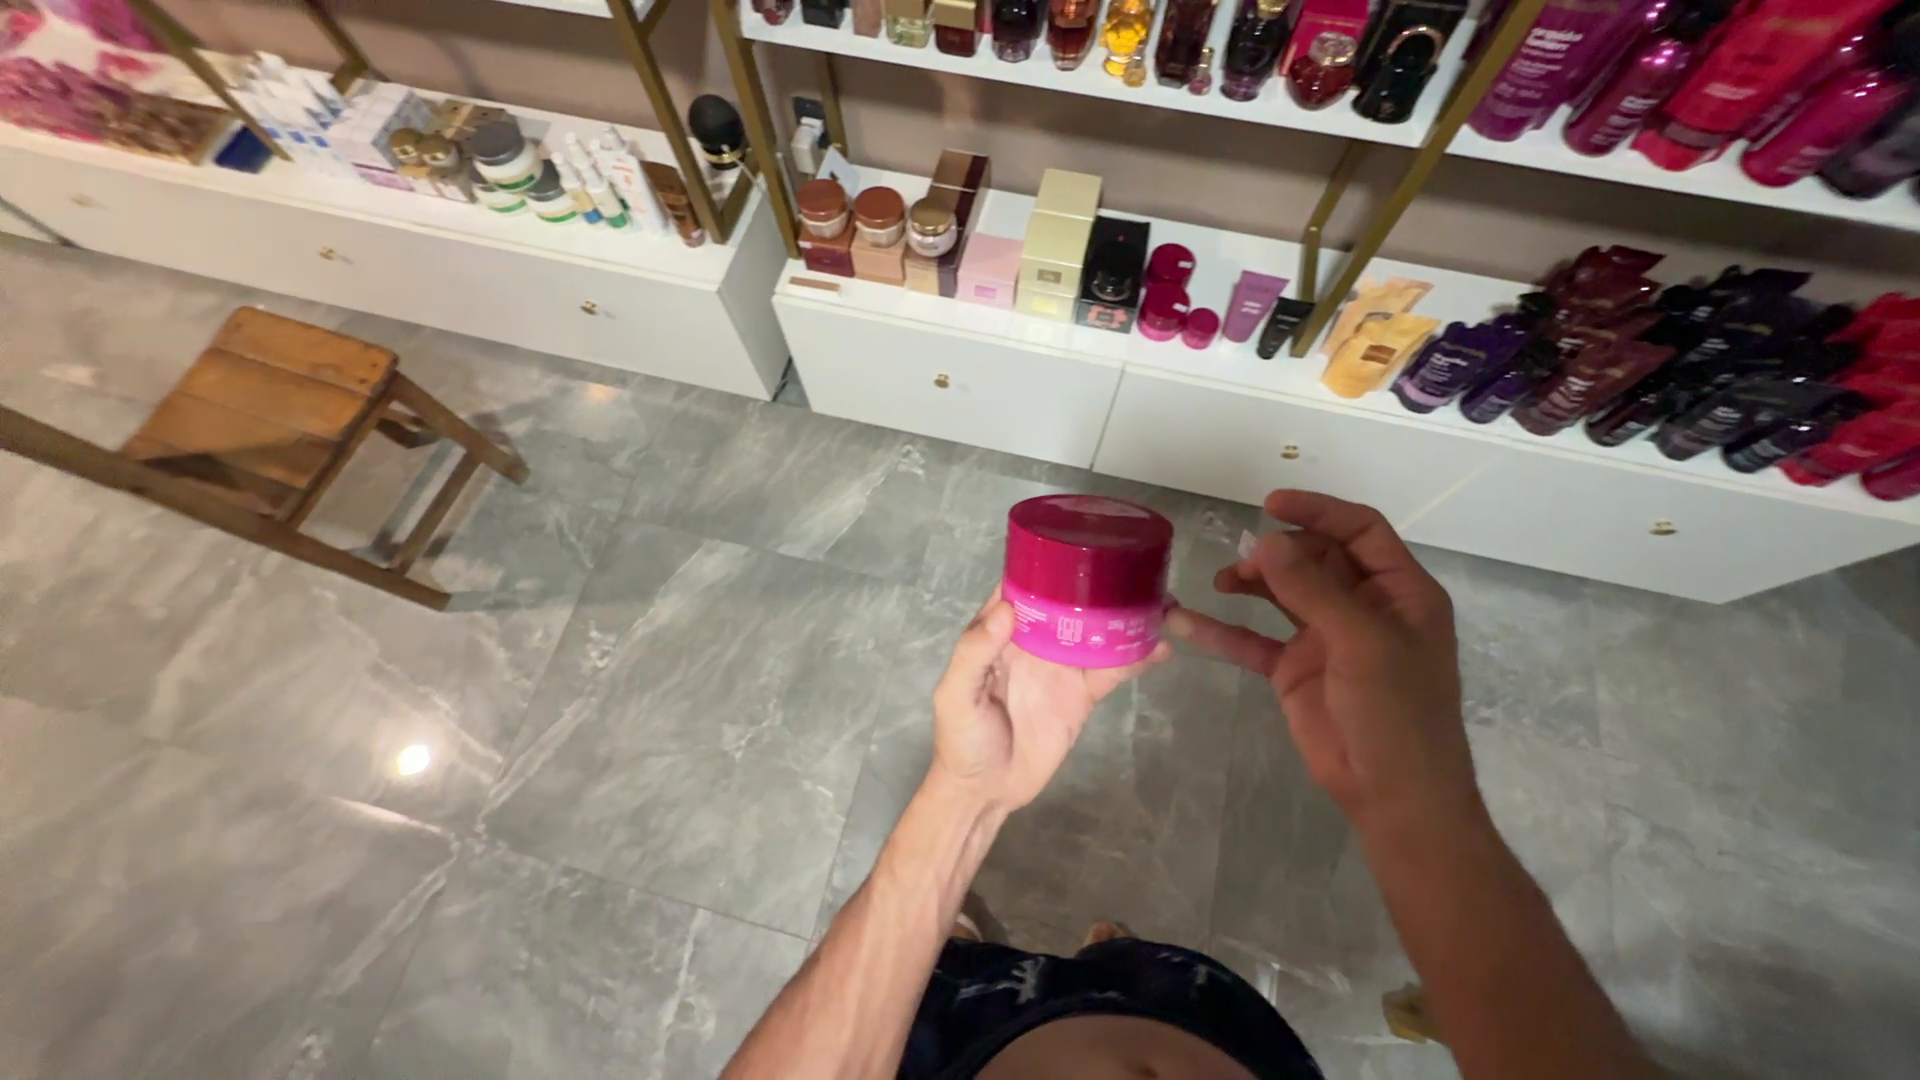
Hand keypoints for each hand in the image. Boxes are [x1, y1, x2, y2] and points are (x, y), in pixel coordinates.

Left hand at [931, 588, 1171, 812]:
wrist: (987, 791)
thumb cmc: (963, 738)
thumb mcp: (956, 695)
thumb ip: (974, 652)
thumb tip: (1007, 607)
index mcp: (1000, 633)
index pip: (1022, 588)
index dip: (1043, 564)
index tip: (1074, 541)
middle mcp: (1034, 641)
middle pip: (1067, 602)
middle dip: (1096, 583)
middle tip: (1133, 564)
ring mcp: (1061, 666)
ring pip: (1096, 631)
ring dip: (1123, 616)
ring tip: (1159, 597)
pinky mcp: (1082, 694)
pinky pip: (1112, 670)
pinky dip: (1135, 657)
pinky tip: (1160, 645)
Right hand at [1166, 491, 1482, 835]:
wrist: (1391, 792)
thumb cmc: (1396, 711)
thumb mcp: (1362, 642)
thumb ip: (1313, 589)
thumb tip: (1266, 541)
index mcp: (1398, 592)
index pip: (1360, 531)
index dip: (1319, 512)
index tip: (1270, 505)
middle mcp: (1361, 607)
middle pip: (1315, 558)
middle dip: (1279, 552)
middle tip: (1245, 563)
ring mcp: (1325, 638)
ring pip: (1282, 593)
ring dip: (1251, 581)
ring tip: (1222, 581)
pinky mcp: (1294, 669)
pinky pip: (1252, 639)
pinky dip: (1222, 630)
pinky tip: (1185, 619)